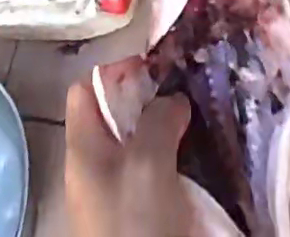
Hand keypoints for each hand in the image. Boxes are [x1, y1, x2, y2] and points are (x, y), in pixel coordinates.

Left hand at [63, 58, 194, 236]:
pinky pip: (161, 172)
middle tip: (189, 89)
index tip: (156, 69)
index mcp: (83, 149)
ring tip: (204, 116)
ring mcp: (120, 193)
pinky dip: (180, 158)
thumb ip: (157, 118)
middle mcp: (98, 167)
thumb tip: (173, 100)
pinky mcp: (145, 215)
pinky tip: (206, 152)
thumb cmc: (135, 226)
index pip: (86, 89)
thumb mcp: (145, 162)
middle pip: (119, 115)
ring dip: (171, 128)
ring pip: (144, 142)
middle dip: (153, 98)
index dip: (117, 72)